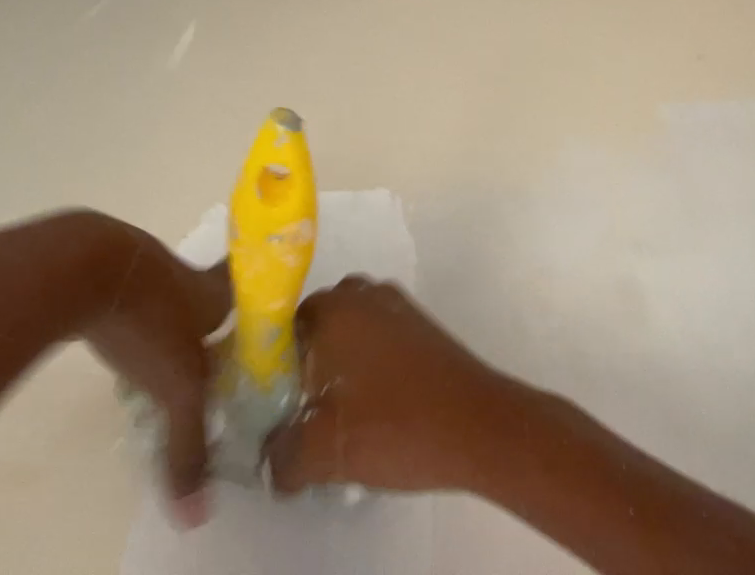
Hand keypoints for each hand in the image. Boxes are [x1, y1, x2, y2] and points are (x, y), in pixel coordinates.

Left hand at [0, 210, 230, 522]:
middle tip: (194, 345)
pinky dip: (110, 305)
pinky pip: (110, 284)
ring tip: (147, 345)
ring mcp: (130, 257)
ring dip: (151, 309)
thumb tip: (196, 514)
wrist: (77, 264)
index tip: (246, 316)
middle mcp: (175, 269)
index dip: (245, 301)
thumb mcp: (175, 390)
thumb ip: (188, 446)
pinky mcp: (89, 258)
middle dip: (194, 315)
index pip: (237, 290)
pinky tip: (101, 329)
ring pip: (150, 285)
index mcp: (206, 291)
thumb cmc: (144, 320)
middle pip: (194, 289)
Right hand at [263, 276, 526, 496]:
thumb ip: (283, 456)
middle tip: (304, 407)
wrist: (485, 429)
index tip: (273, 400)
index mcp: (332, 308)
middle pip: (315, 325)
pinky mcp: (424, 327)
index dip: (270, 365)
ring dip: (340, 362)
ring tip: (340, 409)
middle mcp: (362, 294)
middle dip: (306, 362)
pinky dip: (370, 363)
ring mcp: (397, 306)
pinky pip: (379, 337)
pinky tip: (376, 403)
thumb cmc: (398, 425)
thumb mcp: (327, 451)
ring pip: (350, 330)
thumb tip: (269, 461)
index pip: (278, 326)